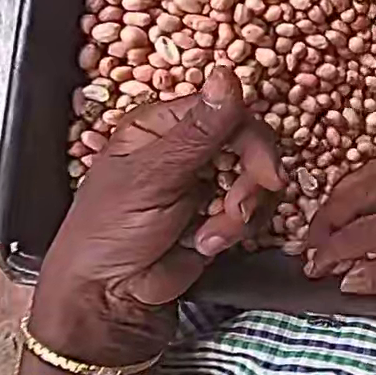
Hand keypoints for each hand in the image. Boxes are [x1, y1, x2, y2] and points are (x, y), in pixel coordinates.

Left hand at [34, 67, 283, 363]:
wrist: (108, 299)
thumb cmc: (110, 231)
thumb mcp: (152, 177)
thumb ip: (198, 131)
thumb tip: (227, 75)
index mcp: (164, 126)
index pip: (228, 113)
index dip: (253, 141)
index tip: (267, 174)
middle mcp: (190, 148)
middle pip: (251, 146)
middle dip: (250, 182)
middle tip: (237, 210)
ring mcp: (207, 181)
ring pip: (257, 180)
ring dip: (241, 212)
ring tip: (209, 235)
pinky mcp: (219, 213)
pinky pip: (253, 210)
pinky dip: (236, 230)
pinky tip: (206, 243)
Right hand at [304, 160, 375, 303]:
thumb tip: (347, 279)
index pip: (364, 232)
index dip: (332, 251)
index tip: (313, 270)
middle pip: (356, 194)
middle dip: (326, 221)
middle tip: (309, 249)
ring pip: (364, 176)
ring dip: (338, 201)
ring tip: (323, 230)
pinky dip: (356, 188)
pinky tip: (350, 209)